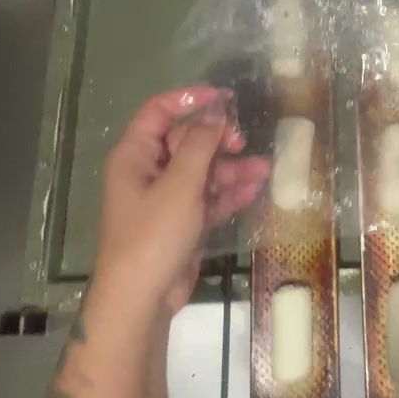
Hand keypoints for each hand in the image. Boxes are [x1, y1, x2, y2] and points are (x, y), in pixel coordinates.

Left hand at [89, 86, 268, 330]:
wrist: (142, 299)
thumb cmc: (153, 235)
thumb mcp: (180, 184)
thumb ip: (201, 143)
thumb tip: (216, 112)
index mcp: (135, 155)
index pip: (159, 111)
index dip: (190, 99)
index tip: (224, 98)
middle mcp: (148, 171)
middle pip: (187, 140)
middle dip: (218, 140)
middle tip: (242, 143)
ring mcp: (166, 198)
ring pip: (203, 170)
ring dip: (231, 168)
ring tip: (263, 170)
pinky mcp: (182, 221)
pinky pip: (208, 196)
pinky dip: (228, 192)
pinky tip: (253, 190)